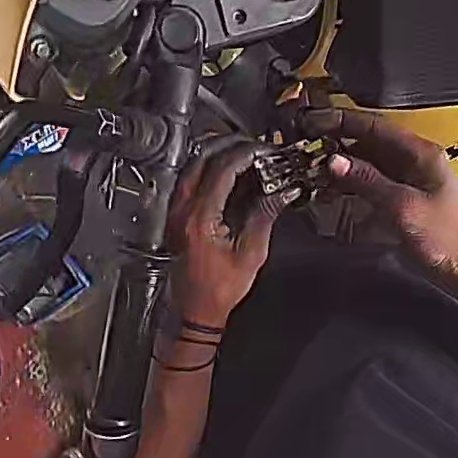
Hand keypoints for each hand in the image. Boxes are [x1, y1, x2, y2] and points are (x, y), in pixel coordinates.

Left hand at [168, 139, 300, 327]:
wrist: (195, 311)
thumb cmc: (219, 290)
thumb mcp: (251, 253)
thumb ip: (264, 216)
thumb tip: (282, 191)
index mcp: (201, 218)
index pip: (222, 170)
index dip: (245, 154)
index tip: (263, 151)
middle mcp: (183, 211)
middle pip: (202, 160)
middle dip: (230, 146)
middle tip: (254, 146)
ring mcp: (176, 213)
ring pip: (192, 167)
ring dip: (216, 155)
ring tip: (242, 154)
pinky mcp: (176, 218)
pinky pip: (188, 181)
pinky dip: (207, 169)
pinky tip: (224, 173)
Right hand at [300, 108, 457, 288]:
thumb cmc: (447, 239)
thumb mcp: (403, 206)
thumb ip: (368, 180)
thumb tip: (335, 161)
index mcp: (421, 154)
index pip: (375, 125)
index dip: (342, 120)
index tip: (315, 121)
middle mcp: (413, 161)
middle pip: (368, 141)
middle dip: (336, 141)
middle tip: (307, 144)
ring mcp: (406, 179)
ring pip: (366, 162)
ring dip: (340, 164)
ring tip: (312, 167)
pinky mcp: (400, 198)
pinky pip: (369, 181)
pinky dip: (349, 182)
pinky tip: (331, 187)